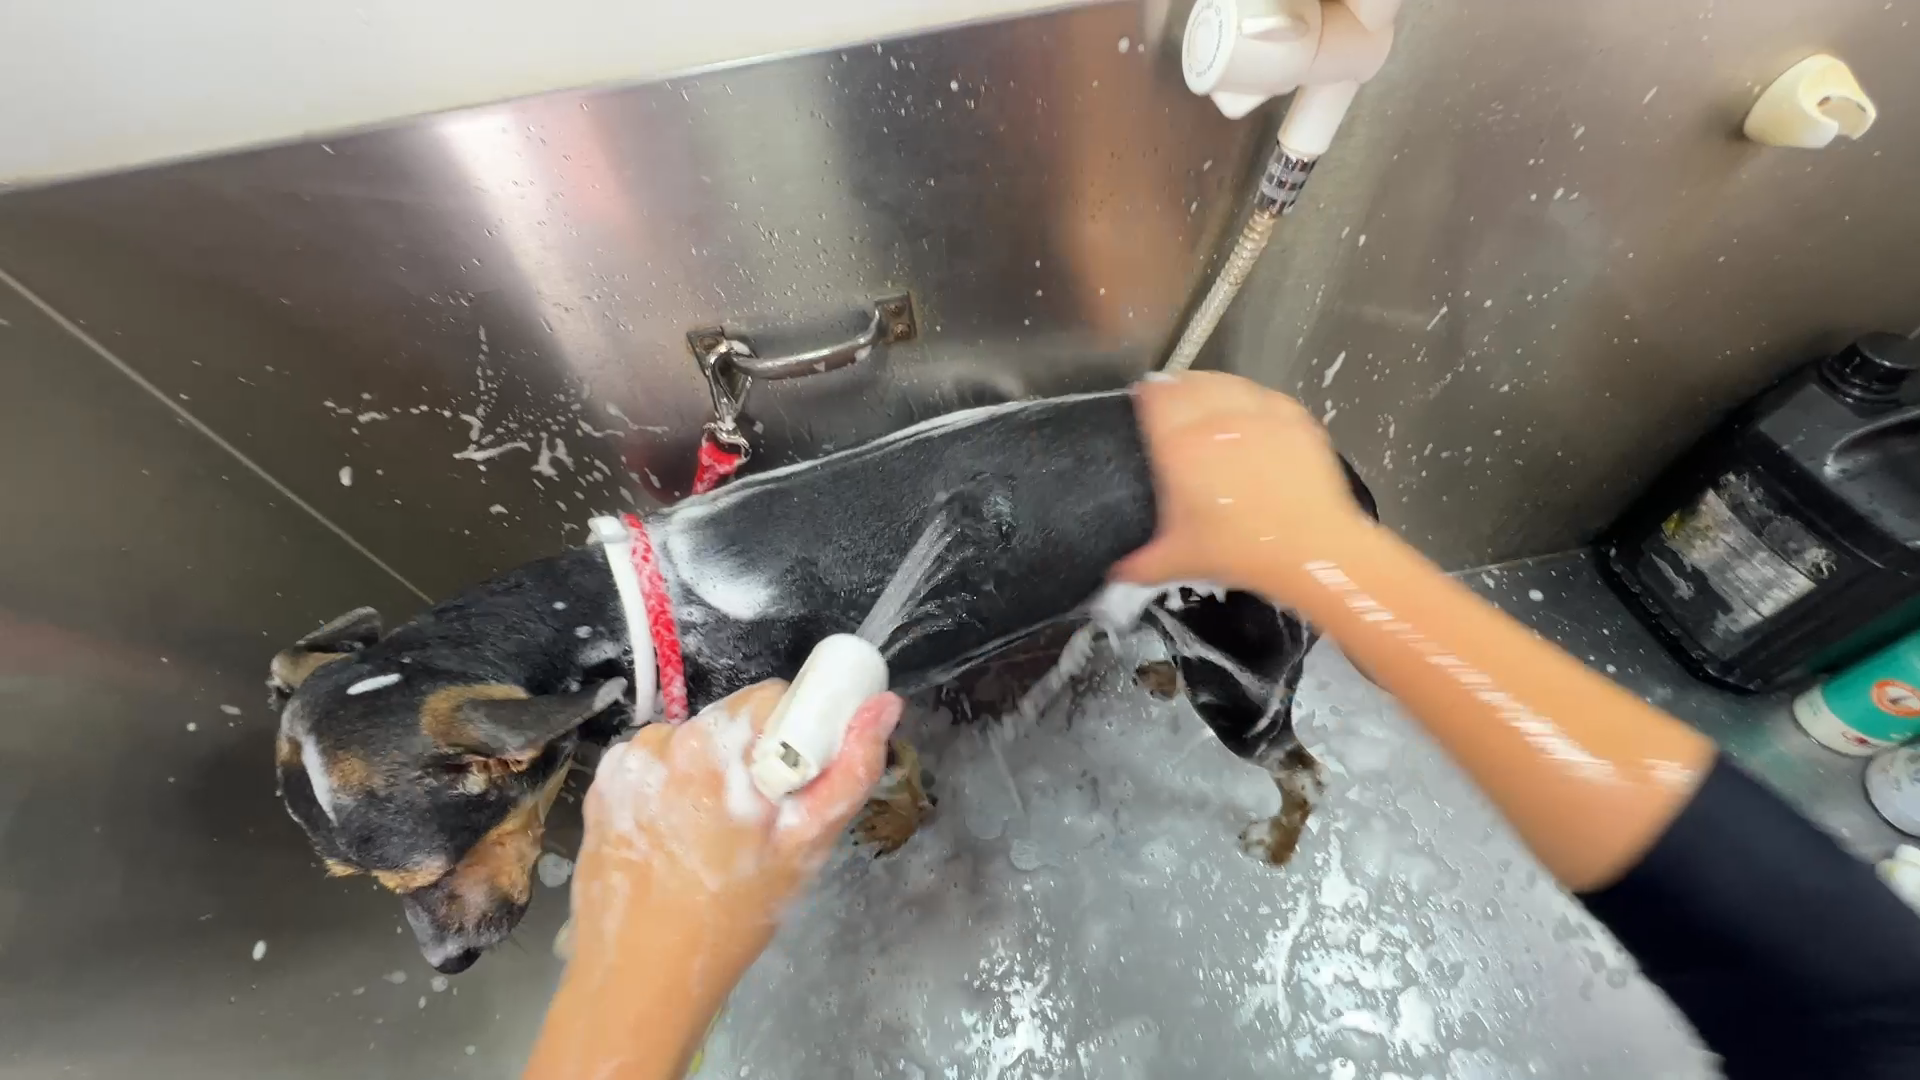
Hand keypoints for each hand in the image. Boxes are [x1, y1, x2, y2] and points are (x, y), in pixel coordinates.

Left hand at [568, 680, 902, 994]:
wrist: (638, 983)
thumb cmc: (734, 914)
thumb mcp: (808, 846)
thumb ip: (853, 769)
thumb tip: (886, 704)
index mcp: (716, 745)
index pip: (774, 697)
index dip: (797, 730)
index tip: (797, 777)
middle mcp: (664, 738)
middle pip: (733, 718)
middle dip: (755, 754)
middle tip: (761, 815)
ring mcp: (626, 762)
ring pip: (696, 738)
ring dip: (713, 768)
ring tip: (716, 829)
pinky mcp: (601, 785)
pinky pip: (659, 762)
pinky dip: (675, 783)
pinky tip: (679, 832)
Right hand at [1114, 371, 1372, 592]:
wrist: (1311, 551)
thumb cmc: (1239, 552)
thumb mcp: (1178, 561)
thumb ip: (1139, 564)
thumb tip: (1115, 572)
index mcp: (1182, 448)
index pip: (1155, 398)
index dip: (1145, 397)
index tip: (1141, 405)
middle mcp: (1218, 422)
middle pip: (1188, 384)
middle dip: (1176, 390)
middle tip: (1170, 406)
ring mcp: (1260, 416)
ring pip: (1226, 382)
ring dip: (1210, 388)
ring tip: (1204, 402)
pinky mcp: (1295, 420)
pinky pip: (1264, 395)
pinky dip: (1249, 399)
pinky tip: (1246, 412)